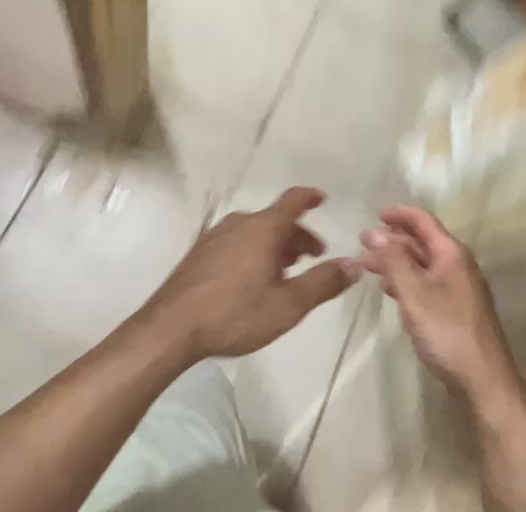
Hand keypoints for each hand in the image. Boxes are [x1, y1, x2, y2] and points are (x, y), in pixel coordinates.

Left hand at [143, 187, 358, 361]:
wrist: (171, 328)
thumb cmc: (235, 313)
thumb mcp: (288, 304)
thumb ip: (323, 283)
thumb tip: (354, 265)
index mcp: (263, 228)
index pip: (292, 201)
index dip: (309, 197)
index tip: (321, 198)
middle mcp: (239, 224)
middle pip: (275, 219)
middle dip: (297, 234)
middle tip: (311, 256)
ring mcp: (215, 237)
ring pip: (254, 232)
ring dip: (274, 245)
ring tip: (285, 271)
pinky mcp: (199, 254)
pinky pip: (236, 242)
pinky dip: (253, 251)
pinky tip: (253, 279)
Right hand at [360, 205, 520, 407]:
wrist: (483, 380)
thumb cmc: (447, 331)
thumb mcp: (414, 293)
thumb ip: (393, 260)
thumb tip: (373, 232)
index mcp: (451, 253)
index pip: (423, 220)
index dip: (399, 213)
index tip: (375, 214)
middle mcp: (457, 264)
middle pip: (422, 241)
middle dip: (392, 240)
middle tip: (362, 243)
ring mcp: (458, 288)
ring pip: (422, 264)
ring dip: (396, 261)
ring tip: (368, 266)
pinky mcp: (455, 309)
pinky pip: (426, 283)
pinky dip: (406, 281)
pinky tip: (390, 290)